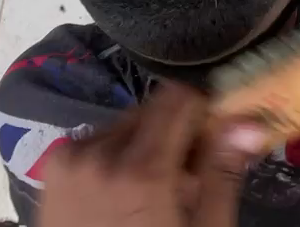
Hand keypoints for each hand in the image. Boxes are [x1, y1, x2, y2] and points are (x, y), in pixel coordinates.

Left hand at [38, 81, 264, 226]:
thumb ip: (222, 175)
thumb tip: (247, 122)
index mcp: (142, 171)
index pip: (179, 98)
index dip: (201, 115)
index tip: (209, 143)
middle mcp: (102, 153)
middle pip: (152, 111)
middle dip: (172, 136)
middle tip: (181, 185)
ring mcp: (72, 160)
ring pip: (124, 125)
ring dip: (142, 147)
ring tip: (147, 199)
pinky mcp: (53, 170)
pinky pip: (95, 142)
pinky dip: (112, 159)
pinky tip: (116, 201)